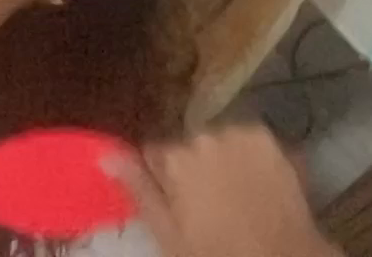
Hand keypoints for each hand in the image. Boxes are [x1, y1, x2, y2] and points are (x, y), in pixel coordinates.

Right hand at [108, 126, 341, 256]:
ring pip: (218, 143)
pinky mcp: (267, 137)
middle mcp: (202, 135)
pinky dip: (249, 157)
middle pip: (188, 148)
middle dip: (195, 170)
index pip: (155, 155)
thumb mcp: (170, 237)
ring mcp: (238, 133)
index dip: (166, 181)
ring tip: (239, 200)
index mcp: (174, 159)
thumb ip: (138, 189)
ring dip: (222, 161)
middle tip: (212, 210)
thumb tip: (104, 154)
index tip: (179, 205)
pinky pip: (247, 140)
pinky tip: (258, 186)